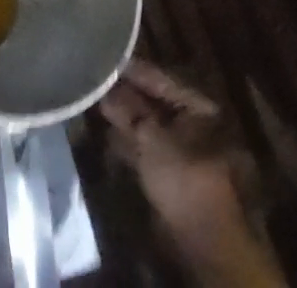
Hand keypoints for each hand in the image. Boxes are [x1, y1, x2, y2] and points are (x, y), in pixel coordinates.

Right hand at [99, 61, 241, 237]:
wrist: (201, 236)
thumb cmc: (183, 176)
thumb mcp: (152, 137)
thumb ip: (128, 110)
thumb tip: (106, 90)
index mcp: (201, 110)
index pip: (163, 80)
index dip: (135, 70)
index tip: (107, 59)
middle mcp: (194, 125)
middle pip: (154, 103)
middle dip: (126, 95)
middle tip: (96, 80)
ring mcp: (182, 149)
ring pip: (148, 125)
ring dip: (124, 118)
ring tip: (96, 103)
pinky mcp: (169, 171)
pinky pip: (145, 147)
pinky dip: (128, 141)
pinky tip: (108, 135)